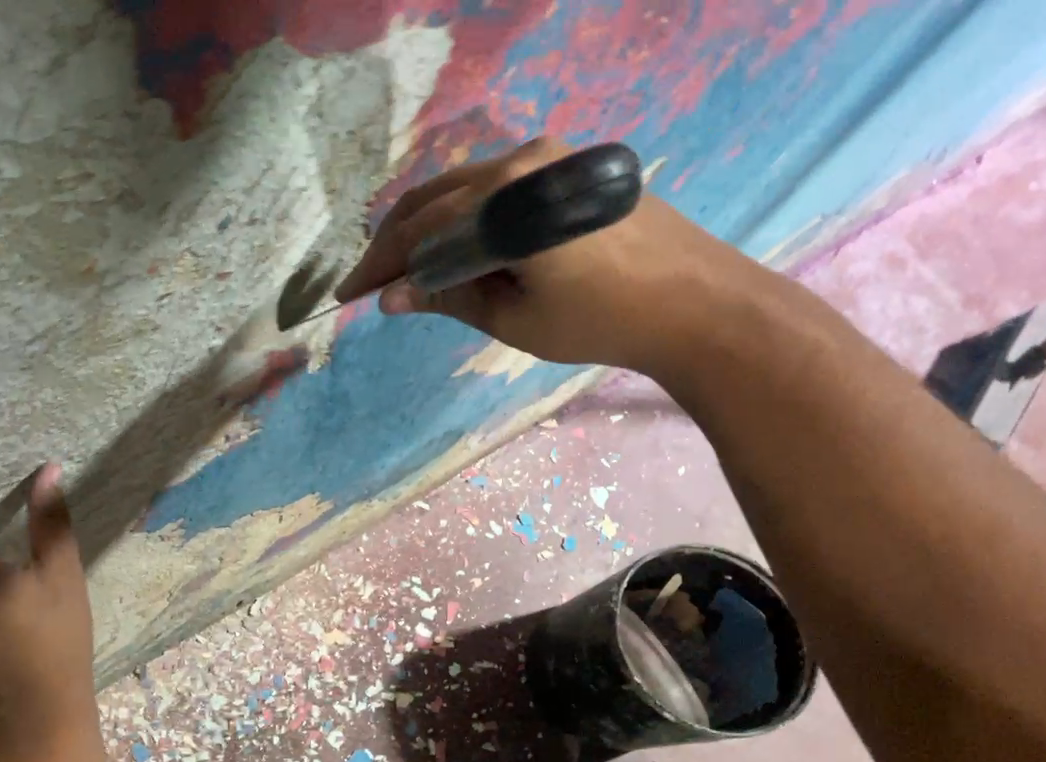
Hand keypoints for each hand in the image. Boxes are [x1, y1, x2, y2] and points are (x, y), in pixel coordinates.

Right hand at [334, 136, 789, 372]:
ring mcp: (549, 157)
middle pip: (435, 200)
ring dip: (428, 228)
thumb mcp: (512, 318)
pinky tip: (455, 249)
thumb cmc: (600, 321)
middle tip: (372, 284)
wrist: (697, 303)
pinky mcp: (568, 166)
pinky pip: (494, 186)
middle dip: (396, 243)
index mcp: (507, 201)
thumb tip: (391, 297)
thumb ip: (447, 298)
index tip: (348, 294)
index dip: (379, 264)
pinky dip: (463, 217)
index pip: (421, 231)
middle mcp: (523, 161)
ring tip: (407, 271)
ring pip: (462, 189)